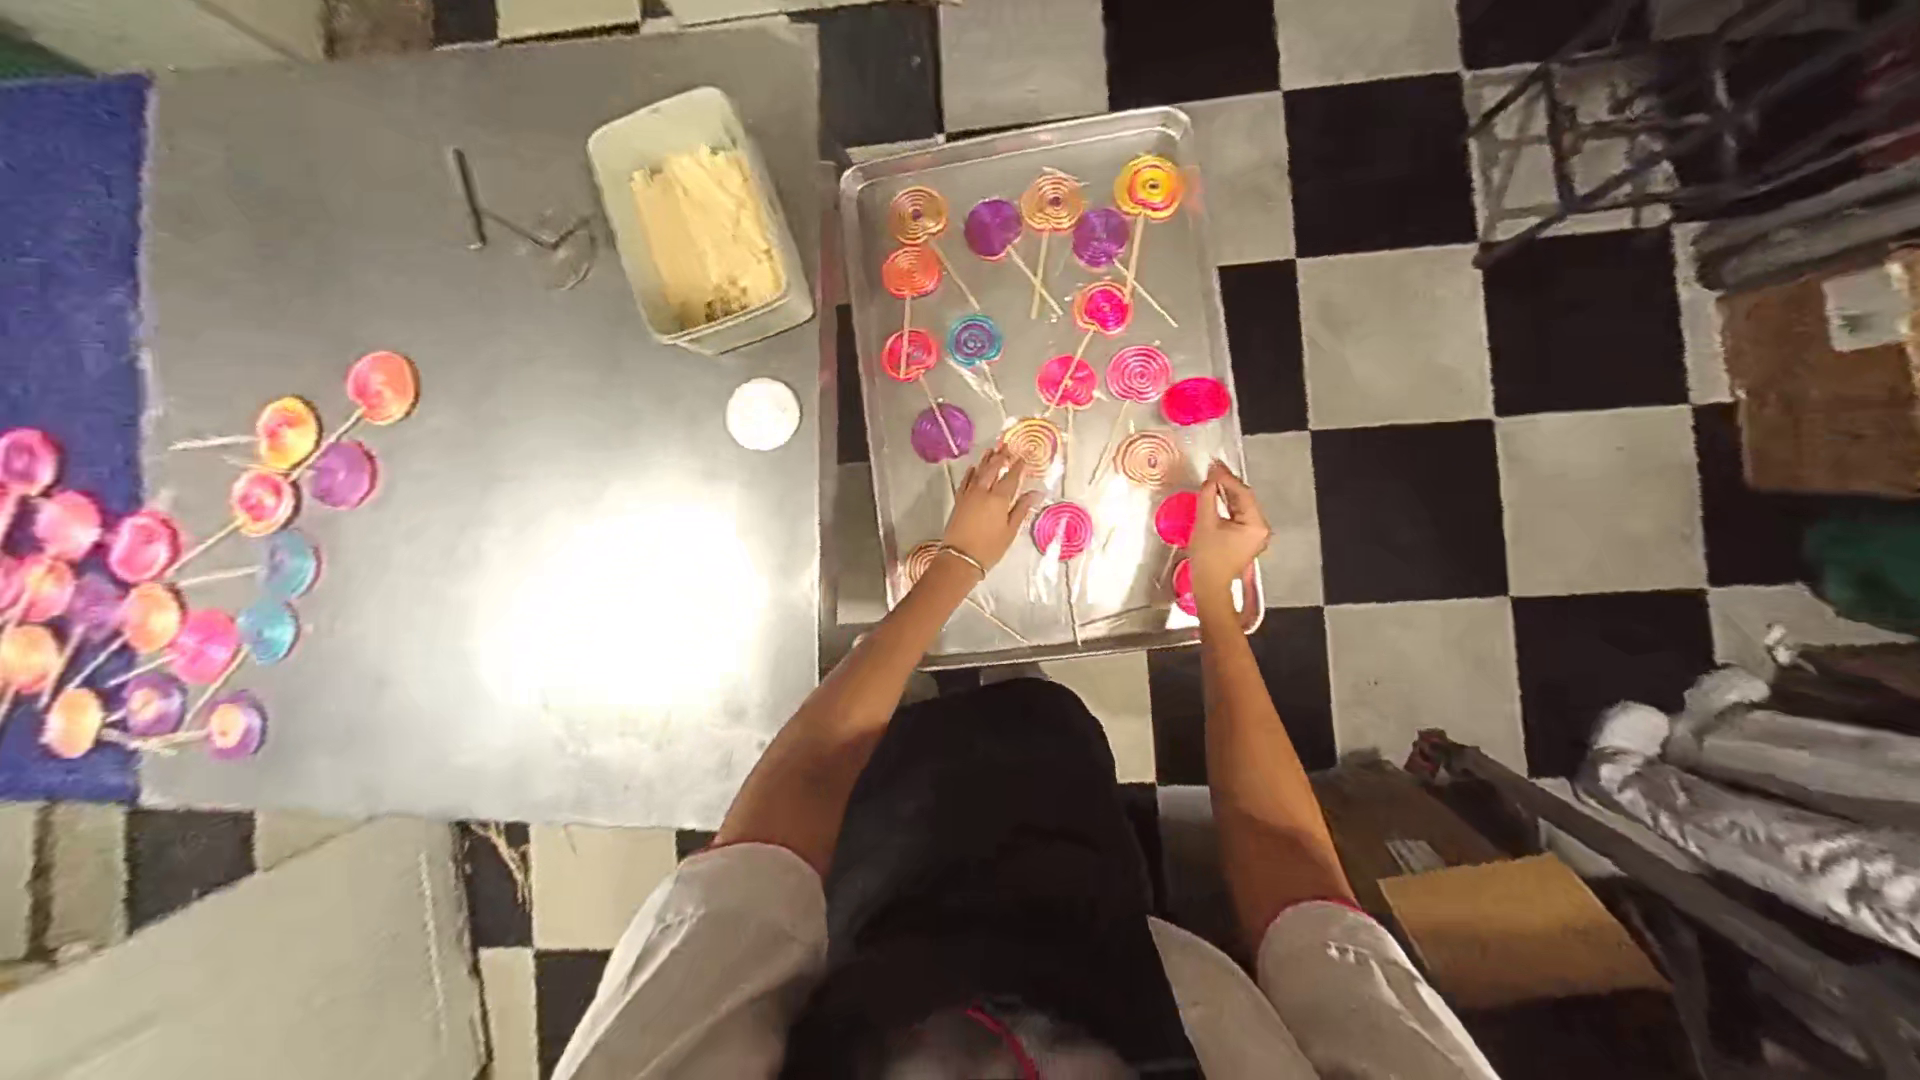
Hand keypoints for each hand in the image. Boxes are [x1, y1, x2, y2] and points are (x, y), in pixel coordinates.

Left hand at [942, 446, 1041, 572]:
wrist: (960, 558)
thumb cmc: (989, 548)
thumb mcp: (1010, 531)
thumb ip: (1021, 509)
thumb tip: (1036, 493)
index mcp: (999, 499)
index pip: (1011, 478)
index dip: (1018, 467)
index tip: (1024, 458)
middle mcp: (983, 492)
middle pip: (993, 469)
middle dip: (1001, 457)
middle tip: (1007, 447)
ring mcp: (969, 495)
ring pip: (978, 472)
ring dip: (986, 460)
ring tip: (992, 450)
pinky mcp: (959, 501)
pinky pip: (965, 482)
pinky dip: (970, 473)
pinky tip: (973, 468)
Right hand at [1188, 461, 1268, 599]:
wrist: (1209, 584)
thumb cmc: (1207, 557)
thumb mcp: (1205, 523)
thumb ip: (1208, 497)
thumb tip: (1210, 480)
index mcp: (1256, 525)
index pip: (1242, 494)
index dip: (1226, 478)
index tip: (1213, 466)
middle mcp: (1261, 528)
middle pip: (1245, 499)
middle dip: (1228, 483)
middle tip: (1213, 468)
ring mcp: (1256, 535)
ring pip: (1242, 506)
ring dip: (1227, 493)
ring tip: (1213, 478)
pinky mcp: (1248, 539)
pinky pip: (1239, 515)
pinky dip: (1228, 505)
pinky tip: (1218, 496)